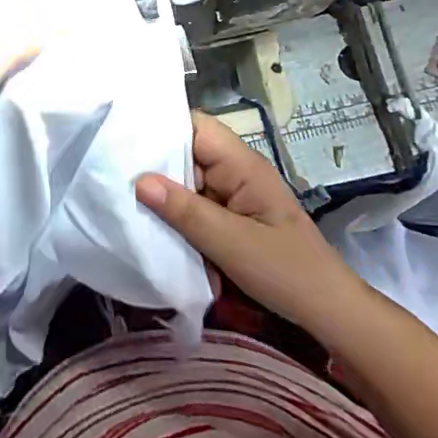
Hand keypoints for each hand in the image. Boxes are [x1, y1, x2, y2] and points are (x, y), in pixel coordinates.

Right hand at [136, 111, 367, 334]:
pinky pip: (194, 204)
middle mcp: (235, 171)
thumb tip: (139, 180)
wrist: (326, 310)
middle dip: (154, 162)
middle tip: (110, 171)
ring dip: (162, 191)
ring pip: (187, 180)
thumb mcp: (231, 243)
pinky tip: (148, 221)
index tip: (122, 137)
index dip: (160, 127)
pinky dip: (174, 213)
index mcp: (241, 165)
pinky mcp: (229, 217)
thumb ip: (185, 211)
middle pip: (186, 152)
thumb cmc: (286, 271)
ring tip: (120, 195)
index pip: (196, 126)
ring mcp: (232, 194)